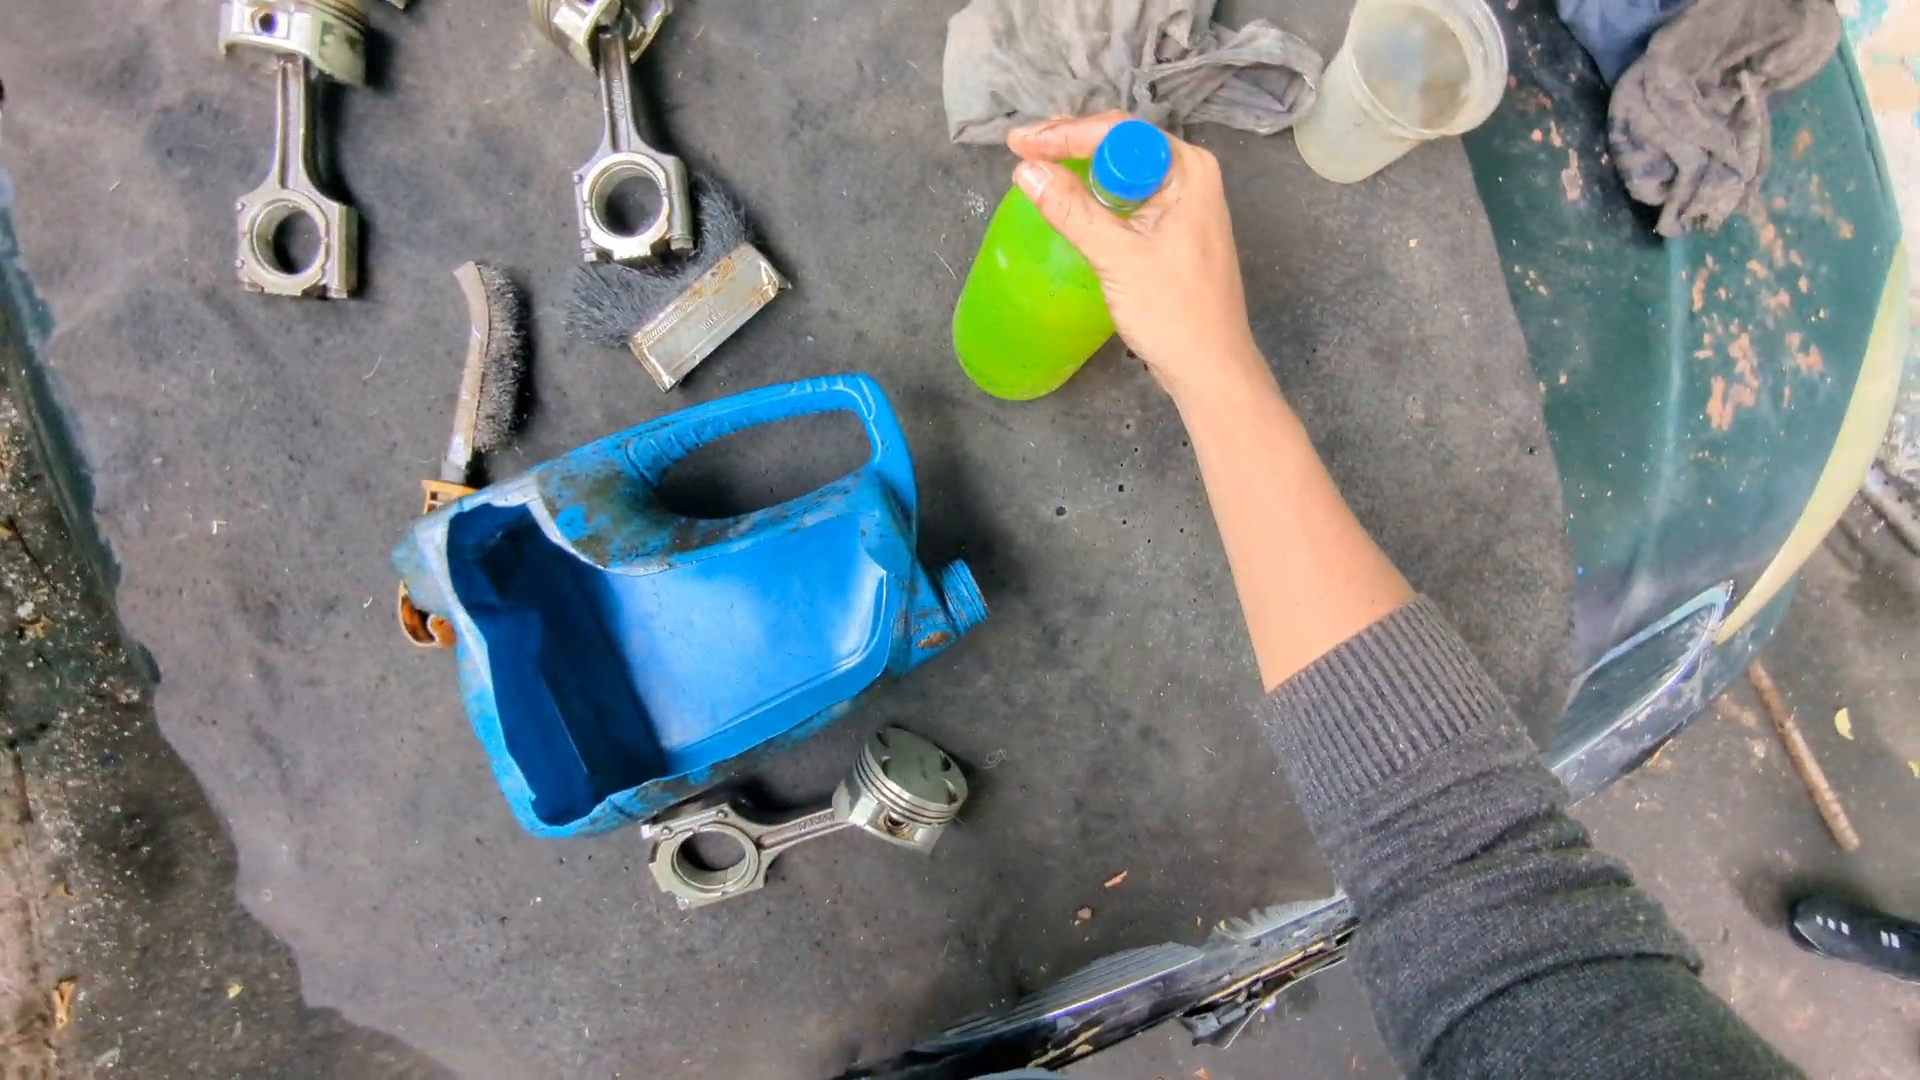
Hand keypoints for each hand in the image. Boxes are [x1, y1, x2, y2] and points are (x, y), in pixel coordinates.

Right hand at [1007, 112, 1263, 402]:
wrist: (1208, 367)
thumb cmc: (1172, 312)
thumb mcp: (1118, 257)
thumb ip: (1072, 210)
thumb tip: (1026, 171)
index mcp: (1186, 170)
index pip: (1117, 133)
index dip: (1065, 133)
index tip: (1020, 143)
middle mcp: (1187, 177)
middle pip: (1120, 146)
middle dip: (1069, 144)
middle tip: (1022, 148)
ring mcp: (1181, 207)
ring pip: (1122, 174)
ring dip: (1078, 169)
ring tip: (1036, 166)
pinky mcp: (1170, 234)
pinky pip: (1127, 202)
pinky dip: (1094, 198)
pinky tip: (1068, 201)